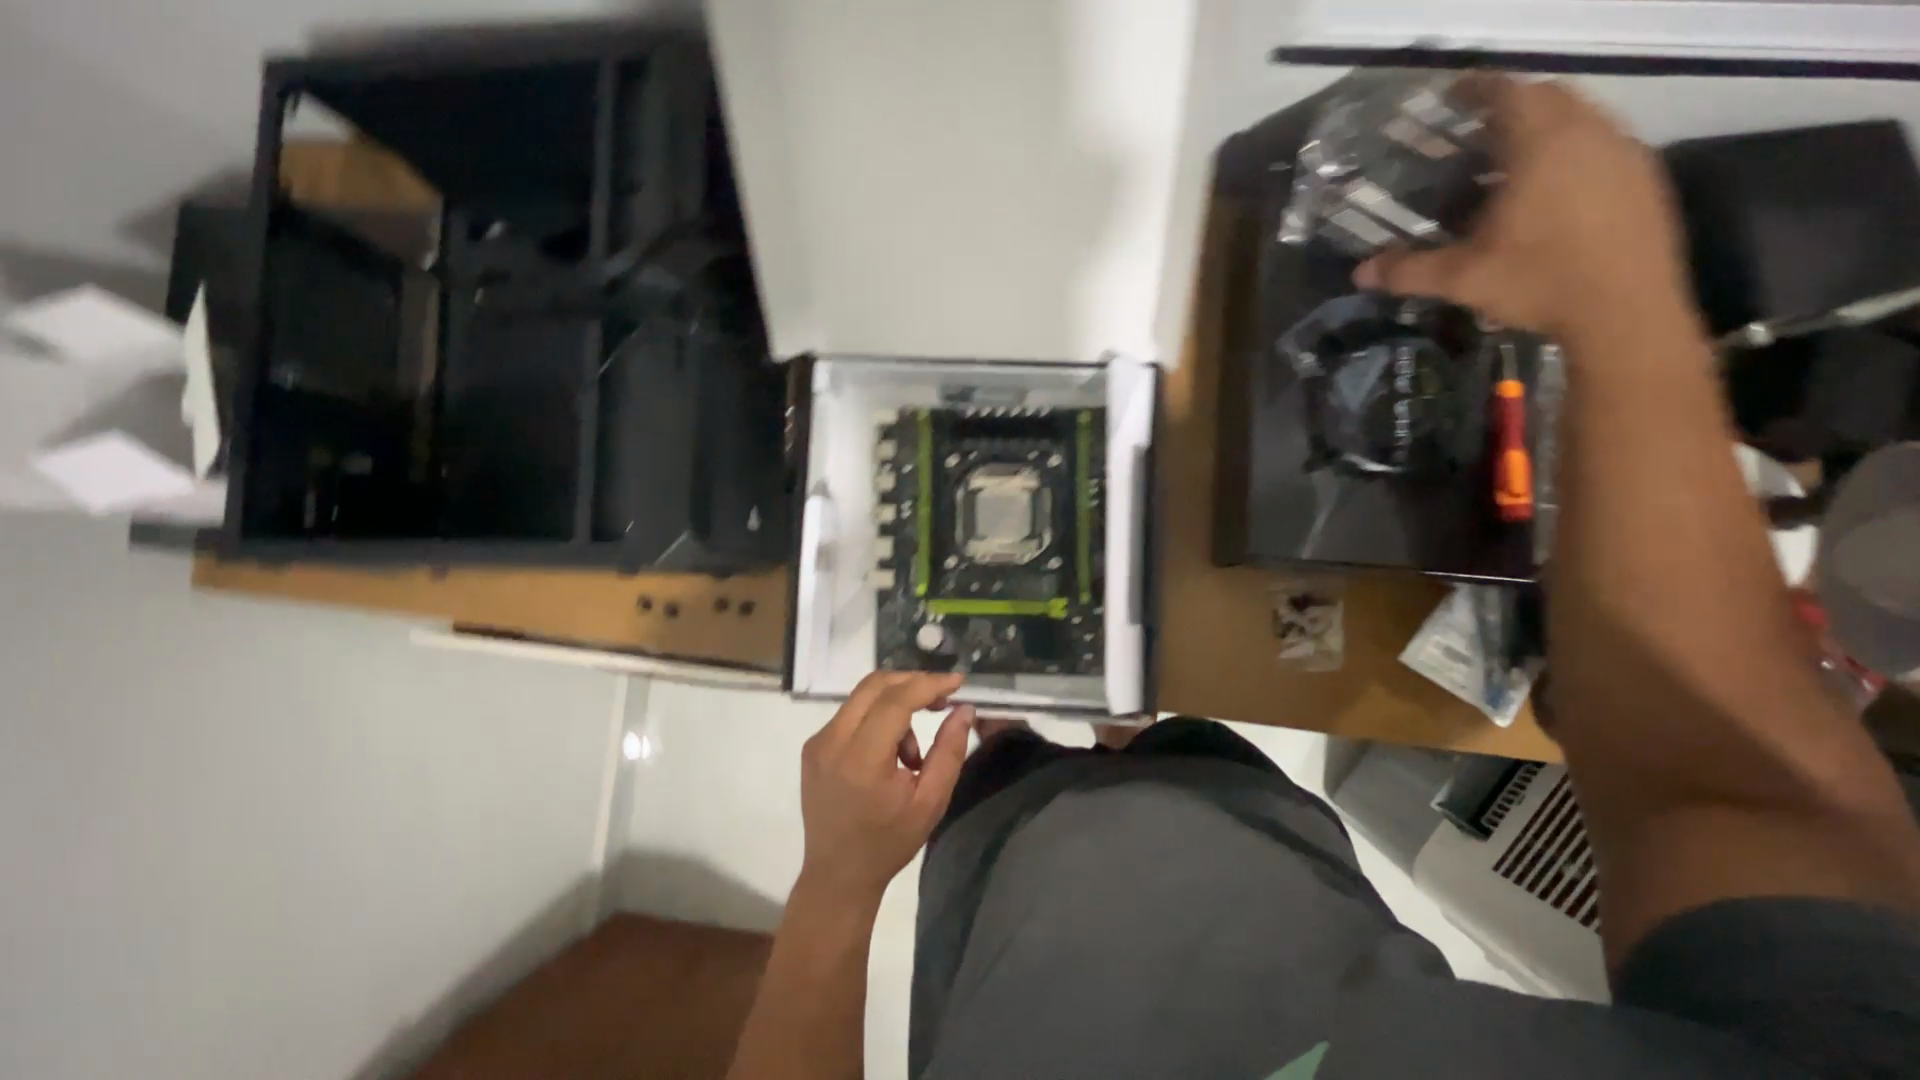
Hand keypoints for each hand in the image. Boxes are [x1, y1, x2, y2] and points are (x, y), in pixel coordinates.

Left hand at [797, 672, 974, 902]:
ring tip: (914, 752)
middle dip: (913, 683)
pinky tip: (891, 753)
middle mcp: (832, 742)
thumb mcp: (931, 802)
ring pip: (861, 697)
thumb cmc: (888, 842)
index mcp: (861, 759)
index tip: (957, 683)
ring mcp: (817, 743)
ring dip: (895, 704)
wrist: (838, 874)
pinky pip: (850, 715)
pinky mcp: (813, 748)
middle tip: (942, 699)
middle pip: (874, 685)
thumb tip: (963, 709)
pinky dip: (877, 718)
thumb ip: (949, 751)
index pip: (895, 700)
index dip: (928, 684)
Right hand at [1355, 77, 1694, 345]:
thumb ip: (1410, 270)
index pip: (1507, 93)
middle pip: (1548, 98)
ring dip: (1546, 129)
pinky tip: (1552, 193)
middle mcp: (1588, 134)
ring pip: (1581, 120)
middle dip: (1512, 106)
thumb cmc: (1541, 282)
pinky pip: (1603, 146)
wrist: (1626, 312)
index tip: (1451, 97)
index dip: (1476, 89)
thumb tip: (1360, 274)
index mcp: (1541, 145)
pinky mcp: (1645, 178)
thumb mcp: (1464, 278)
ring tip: (1512, 162)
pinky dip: (1574, 153)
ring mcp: (1624, 153)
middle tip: (1477, 130)